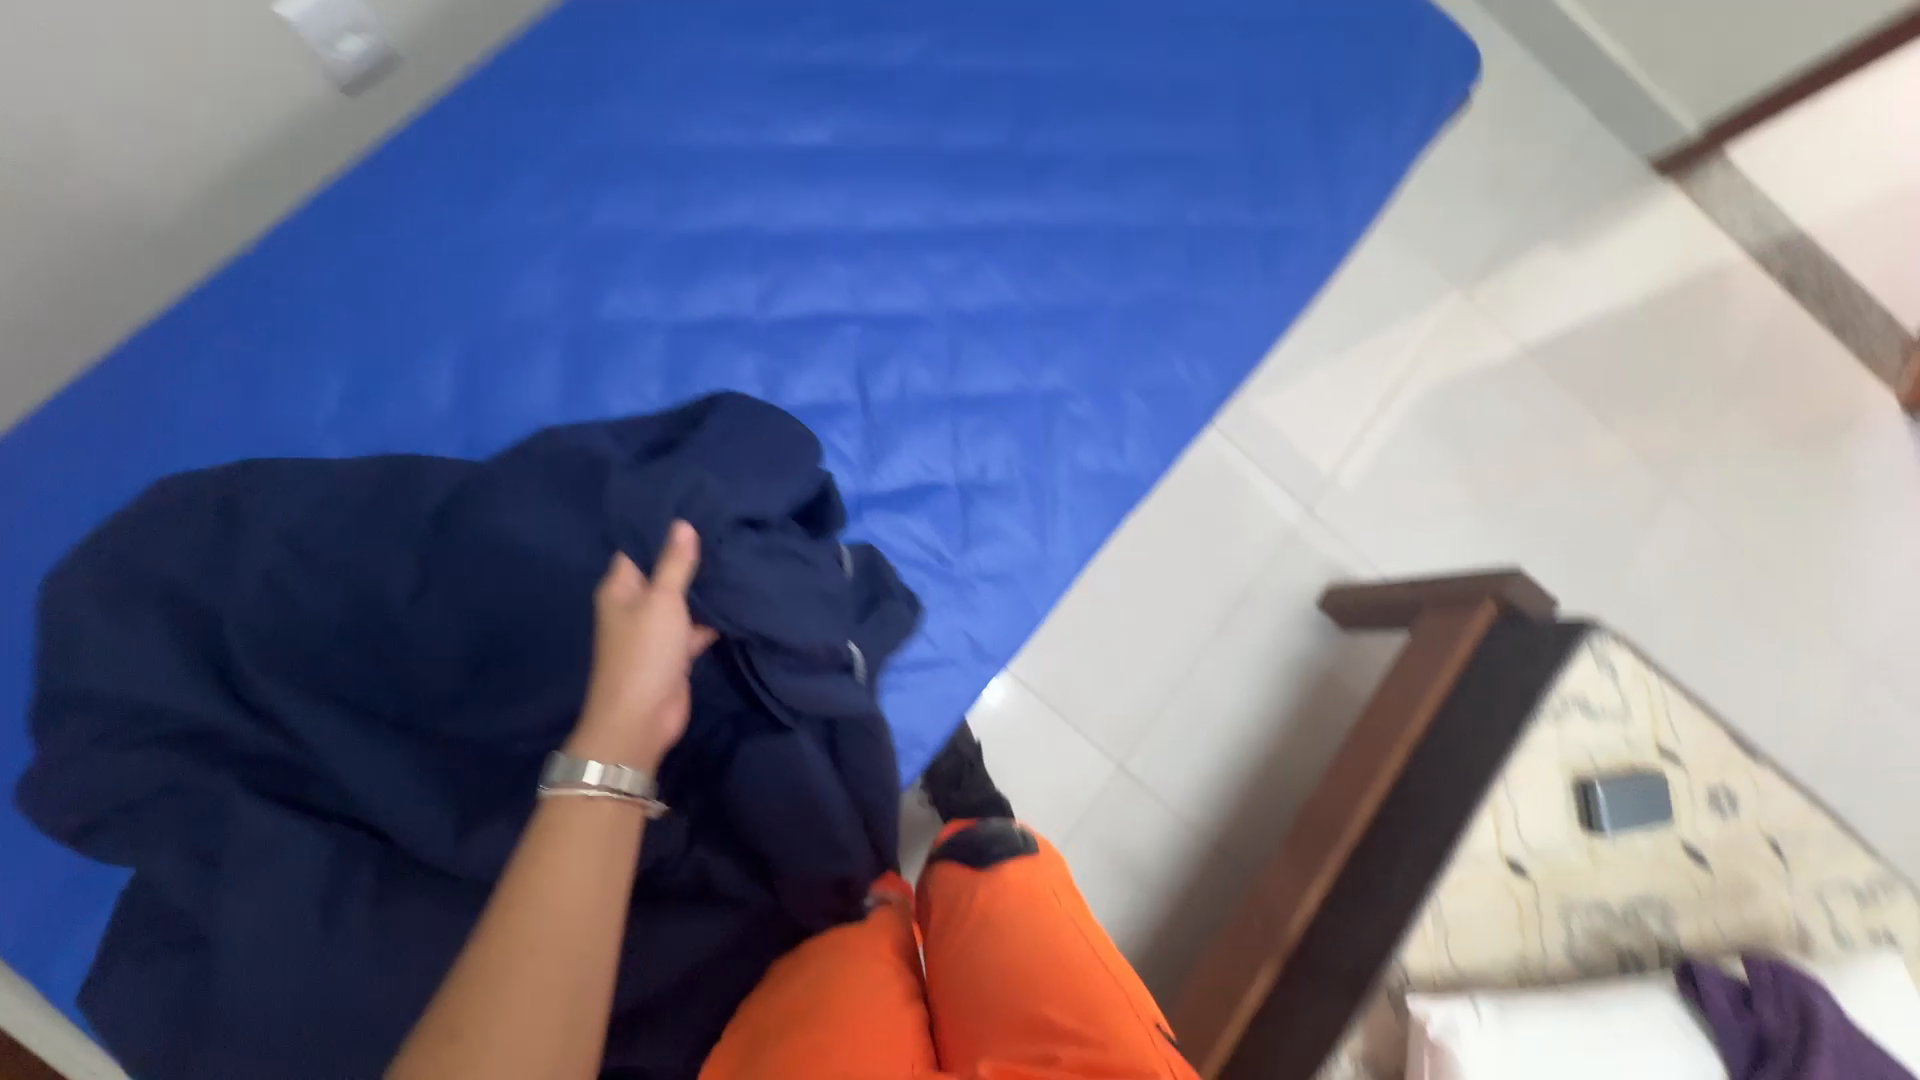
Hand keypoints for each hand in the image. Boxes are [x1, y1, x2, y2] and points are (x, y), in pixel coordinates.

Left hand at [567, 521, 718, 772]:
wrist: (642, 718)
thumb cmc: (644, 653)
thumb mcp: (662, 601)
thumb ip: (675, 563)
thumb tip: (683, 523)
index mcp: (620, 588)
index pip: (638, 548)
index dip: (661, 529)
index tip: (693, 505)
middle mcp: (635, 605)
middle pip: (663, 572)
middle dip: (690, 556)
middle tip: (725, 526)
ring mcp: (656, 630)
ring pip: (684, 599)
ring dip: (705, 587)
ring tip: (737, 554)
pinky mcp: (676, 651)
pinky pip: (697, 625)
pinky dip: (713, 617)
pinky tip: (740, 597)